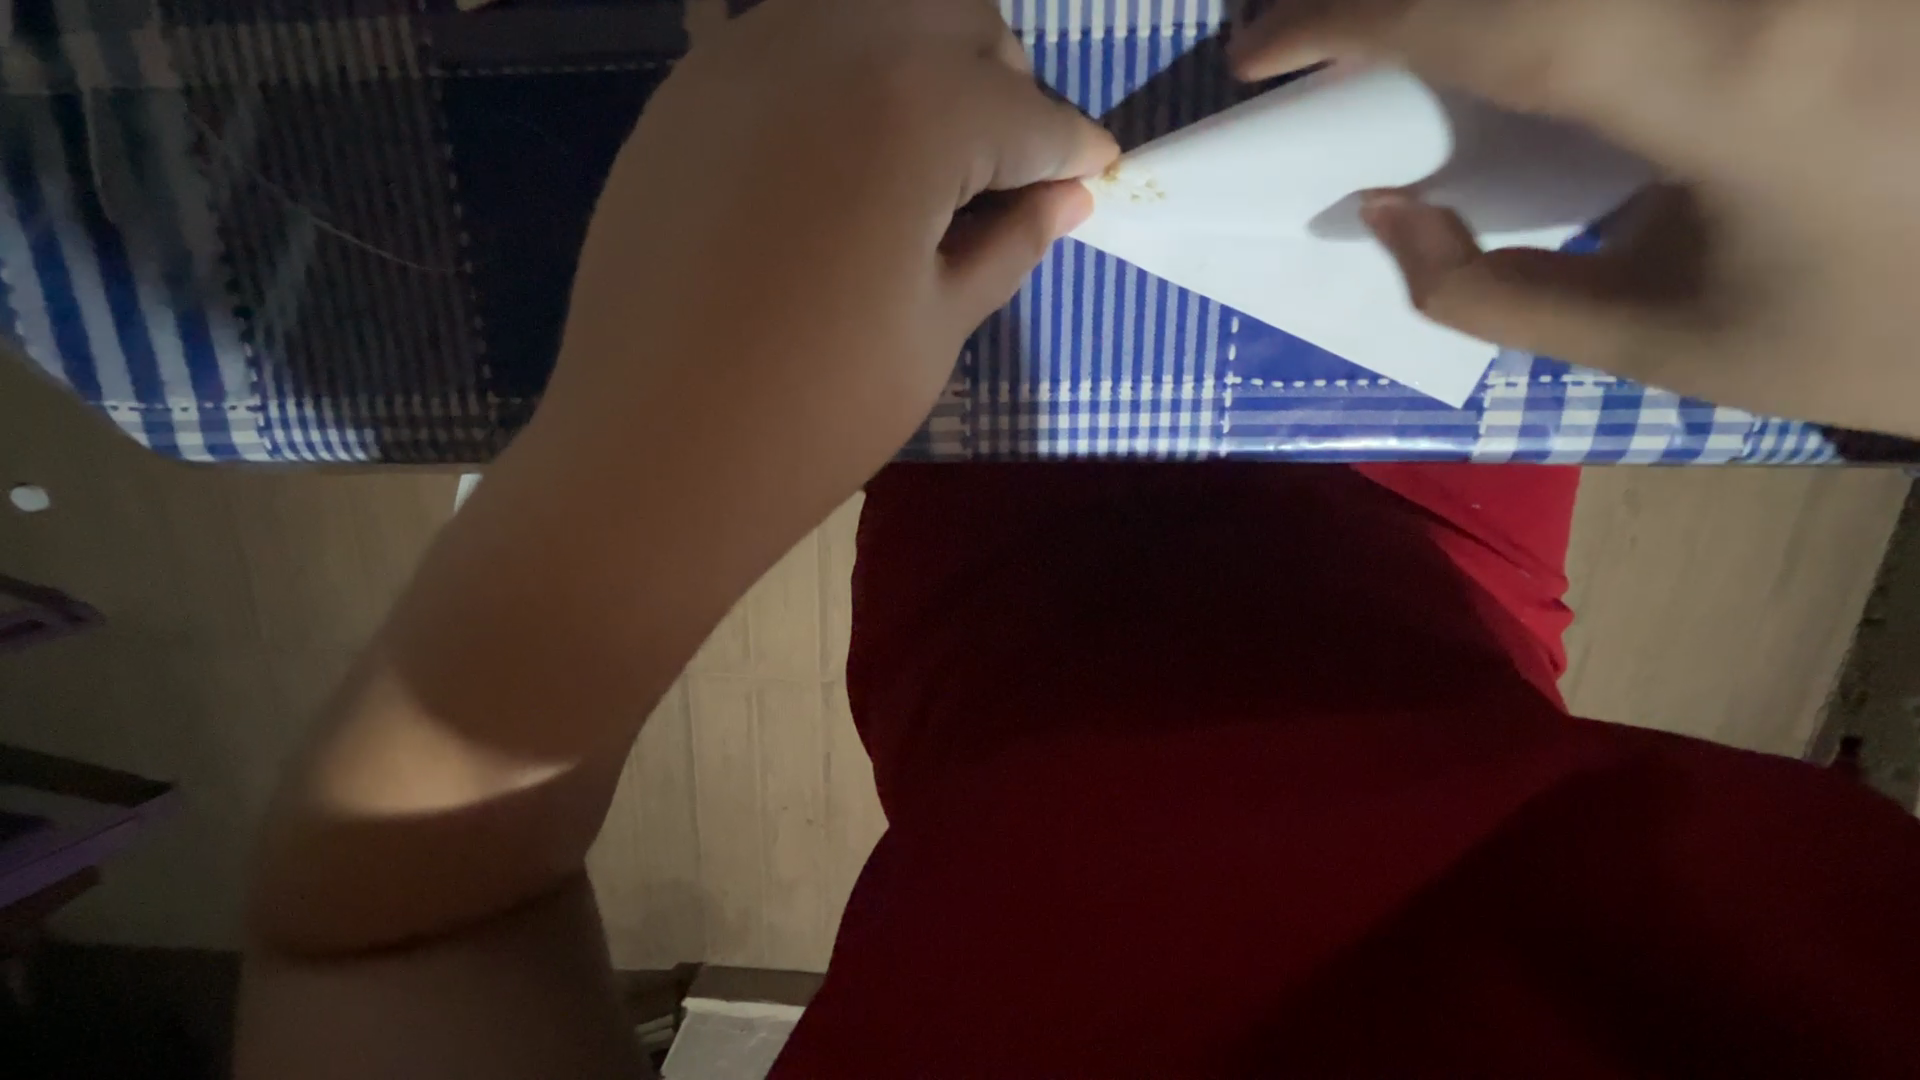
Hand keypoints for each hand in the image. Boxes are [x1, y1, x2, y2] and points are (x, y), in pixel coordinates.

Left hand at [545, 0, 1116, 494]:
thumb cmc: (818, 412)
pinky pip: (787, 46)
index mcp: (911, 112)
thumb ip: (1009, 244)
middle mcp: (826, 44)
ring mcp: (739, 59)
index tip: (1096, 172)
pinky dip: (839, 80)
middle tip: (1006, 171)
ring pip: (865, 8)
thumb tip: (1069, 197)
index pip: (1025, 112)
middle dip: (1001, 83)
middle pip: (952, 18)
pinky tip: (840, 165)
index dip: (1072, 148)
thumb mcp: (936, 330)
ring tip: (925, 163)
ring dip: (919, 64)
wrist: (656, 453)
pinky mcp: (684, 96)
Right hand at [1233, 0, 1919, 436]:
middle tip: (1314, 28)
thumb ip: (1478, 285)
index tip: (1256, 48)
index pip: (1490, 17)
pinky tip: (1503, 31)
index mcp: (1740, 79)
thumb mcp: (1643, 341)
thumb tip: (1379, 205)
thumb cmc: (1869, 334)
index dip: (1350, 18)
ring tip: (1399, 31)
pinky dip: (1542, 7)